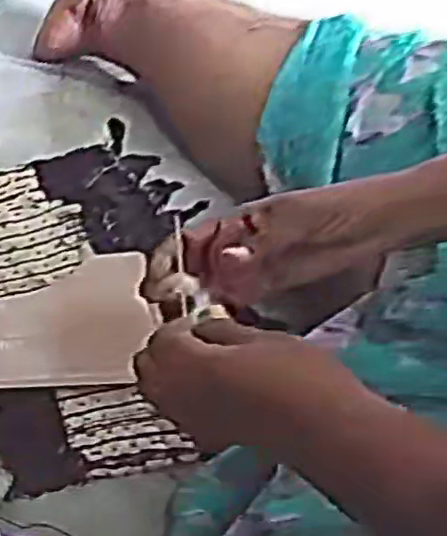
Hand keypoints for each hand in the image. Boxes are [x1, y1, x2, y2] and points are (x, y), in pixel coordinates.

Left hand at [134, 318, 368, 454]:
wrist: (314, 425)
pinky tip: (204, 387)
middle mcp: (165, 387)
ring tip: (199, 362)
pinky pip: (167, 403)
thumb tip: (203, 325)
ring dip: (165, 370)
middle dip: (164, 348)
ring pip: (151, 384)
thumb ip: (224, 331)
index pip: (162, 338)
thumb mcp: (266, 340)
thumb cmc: (298, 375)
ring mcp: (171, 410)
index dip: (177, 327)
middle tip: (194, 340)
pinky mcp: (185, 427)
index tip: (196, 321)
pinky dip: (176, 391)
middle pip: (146, 361)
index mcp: (182, 361)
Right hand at [143, 182, 398, 309]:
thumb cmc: (339, 207)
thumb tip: (224, 260)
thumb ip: (256, 242)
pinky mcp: (250, 290)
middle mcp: (220, 252)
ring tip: (189, 315)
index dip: (162, 263)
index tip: (158, 282)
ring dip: (188, 305)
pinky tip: (210, 319)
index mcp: (224, 228)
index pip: (178, 245)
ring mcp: (234, 273)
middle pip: (179, 273)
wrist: (386, 222)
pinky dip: (212, 314)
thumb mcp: (294, 219)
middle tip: (172, 304)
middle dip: (170, 289)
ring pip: (195, 291)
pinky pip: (220, 304)